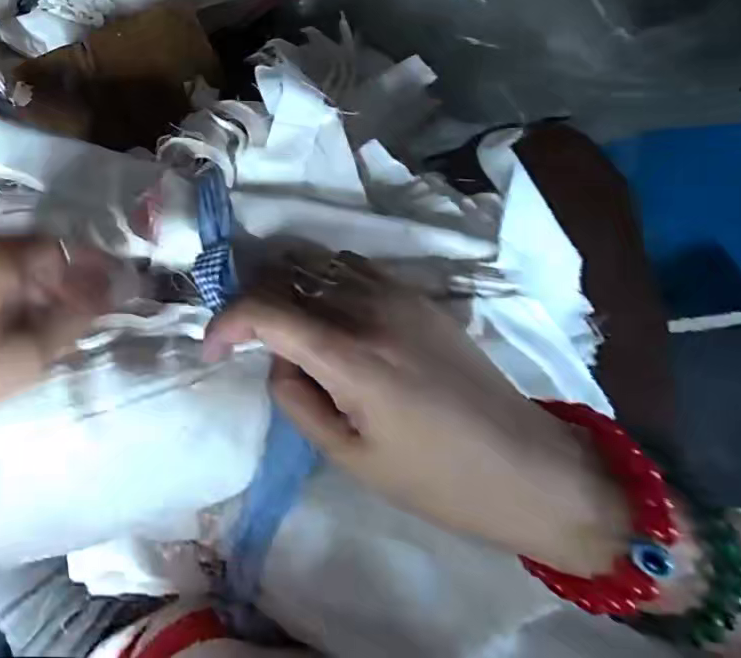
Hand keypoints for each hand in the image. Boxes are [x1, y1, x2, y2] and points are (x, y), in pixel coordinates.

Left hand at [0, 236, 113, 482]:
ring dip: (42, 288)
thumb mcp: (26, 357)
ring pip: (16, 264)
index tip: (114, 294)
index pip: (62, 249)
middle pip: (39, 253)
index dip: (91, 271)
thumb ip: (73, 319)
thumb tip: (112, 291)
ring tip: (58, 323)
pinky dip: (16, 292)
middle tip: (87, 312)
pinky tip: (23, 322)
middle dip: (67, 279)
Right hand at [205, 254, 630, 573]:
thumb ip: (298, 400)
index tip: (212, 350)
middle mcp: (368, 308)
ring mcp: (396, 293)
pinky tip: (329, 314)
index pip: (265, 309)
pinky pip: (352, 268)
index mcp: (350, 356)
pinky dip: (323, 280)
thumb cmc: (437, 478)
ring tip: (285, 323)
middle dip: (253, 301)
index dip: (226, 323)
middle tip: (247, 338)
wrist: (527, 465)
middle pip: (286, 273)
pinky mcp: (417, 294)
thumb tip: (280, 360)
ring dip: (287, 285)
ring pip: (317, 262)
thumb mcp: (351, 457)